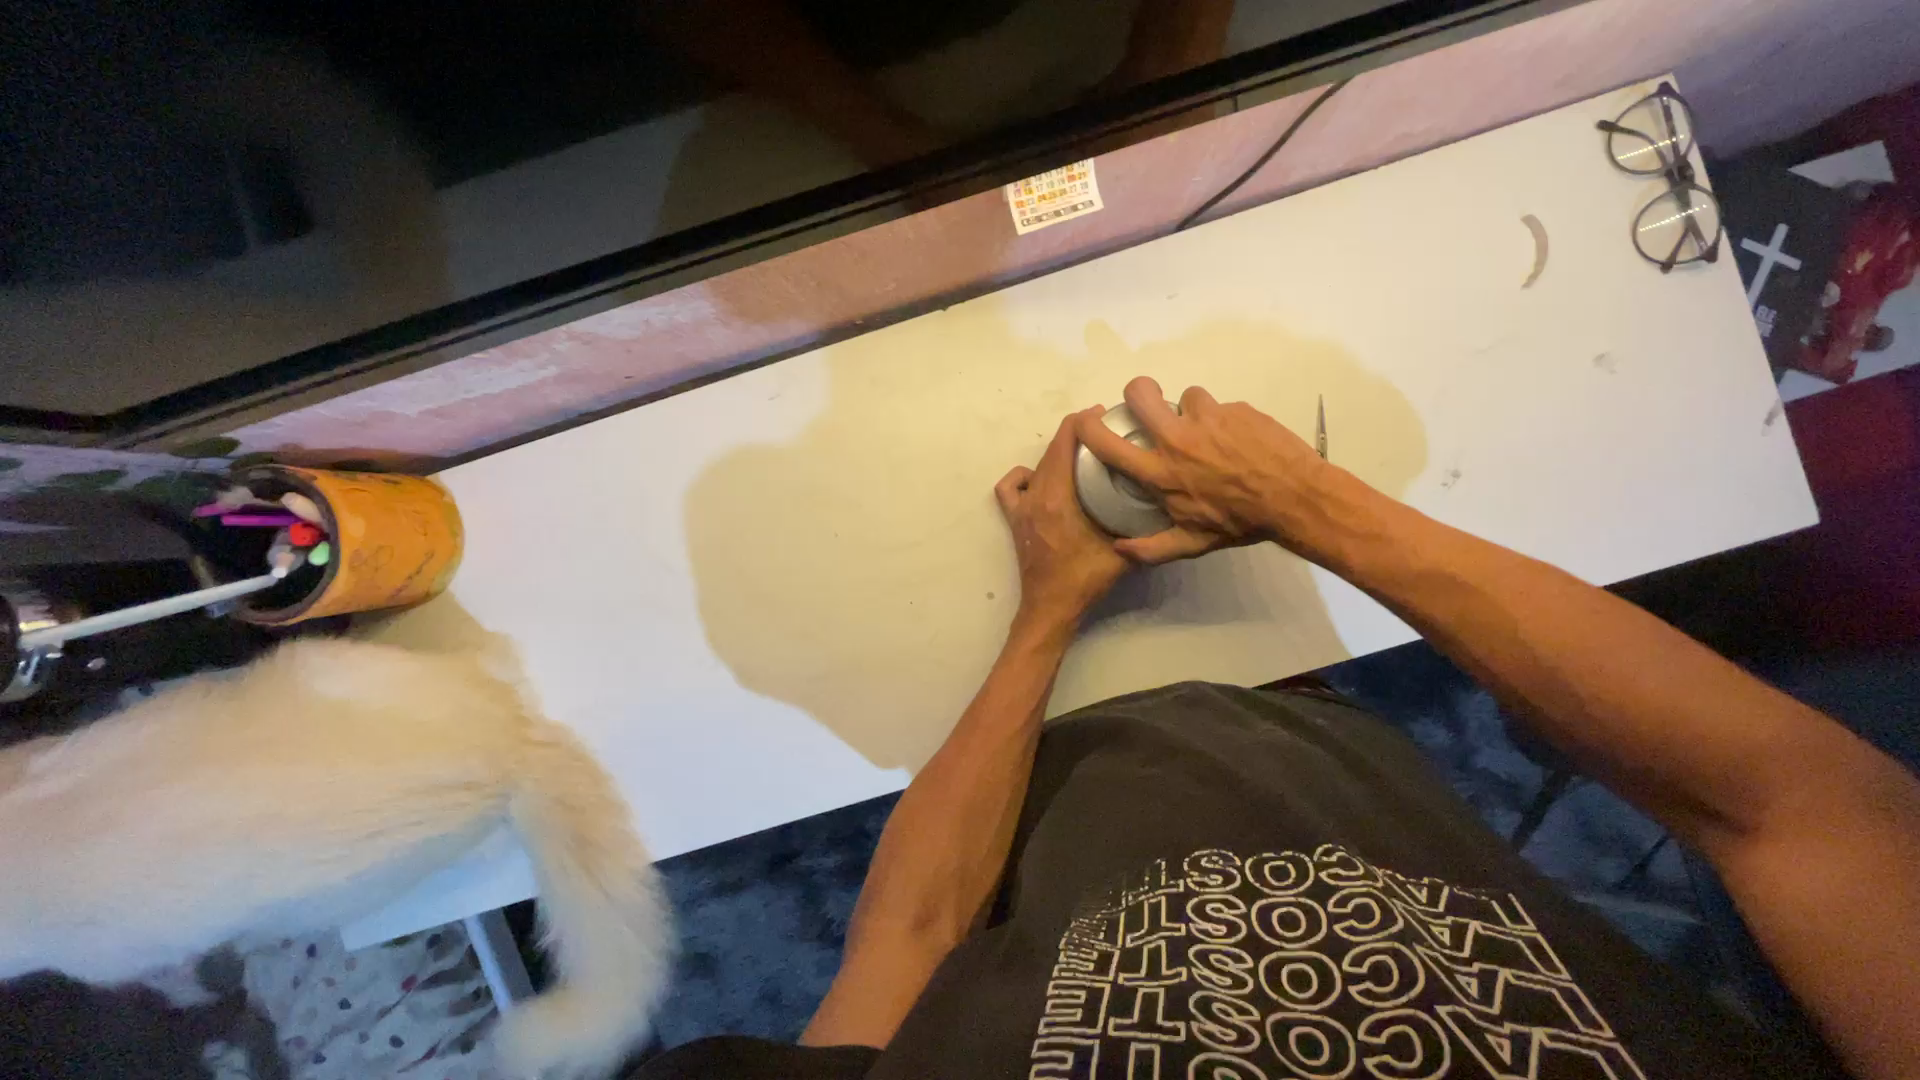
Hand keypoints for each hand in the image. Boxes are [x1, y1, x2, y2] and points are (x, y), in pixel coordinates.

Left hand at [995, 408, 1129, 625]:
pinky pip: (1012, 488)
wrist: (1050, 608)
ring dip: (1056, 455)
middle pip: (1051, 450)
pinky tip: (1043, 481)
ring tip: (1080, 458)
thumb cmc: (1085, 580)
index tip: (1103, 416)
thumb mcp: (1122, 551)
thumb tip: (1163, 506)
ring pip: (1036, 466)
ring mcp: (1021, 508)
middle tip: (1103, 436)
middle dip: (1076, 435)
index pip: (1064, 443)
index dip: (1083, 422)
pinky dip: (1026, 477)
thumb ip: (1141, 530)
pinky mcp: (1015, 520)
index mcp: (1057, 498)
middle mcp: (1035, 496)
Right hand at [1073, 376, 1345, 563]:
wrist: (1296, 498)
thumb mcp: (1192, 544)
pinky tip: (1238, 440)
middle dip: (1137, 392)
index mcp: (1160, 472)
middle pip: (1139, 392)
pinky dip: (1224, 420)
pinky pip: (1221, 407)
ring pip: (1186, 397)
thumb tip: (1118, 549)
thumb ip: (1151, 548)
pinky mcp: (1236, 409)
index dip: (1087, 427)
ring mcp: (1208, 418)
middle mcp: (1177, 439)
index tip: (1086, 422)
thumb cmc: (1240, 524)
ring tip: (1208, 432)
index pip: (1107, 443)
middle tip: (1148, 406)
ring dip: (1191, 411)